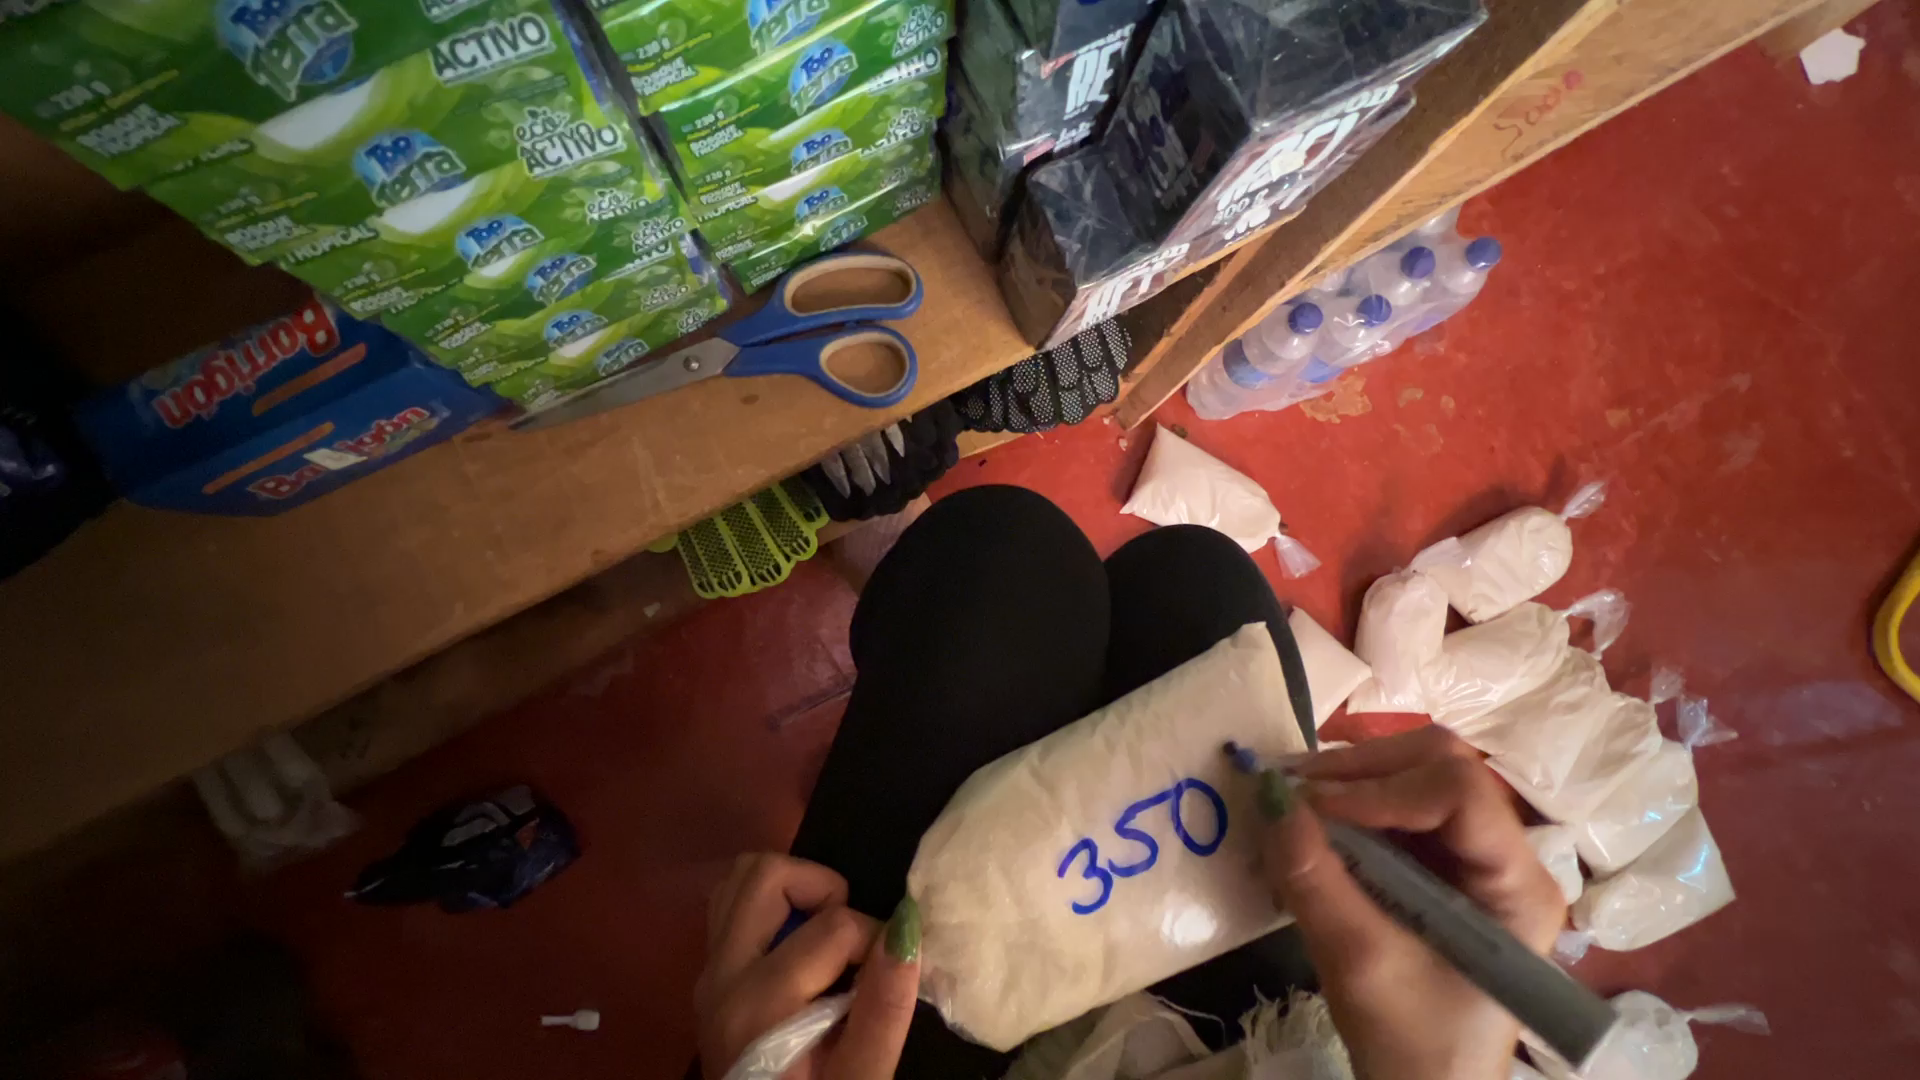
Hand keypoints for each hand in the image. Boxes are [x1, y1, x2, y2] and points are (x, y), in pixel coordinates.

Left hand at [695, 854, 920, 1079]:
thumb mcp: (862, 1078)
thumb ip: (884, 1008)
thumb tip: (907, 927)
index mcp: (758, 1004)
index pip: (834, 925)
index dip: (876, 941)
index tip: (884, 979)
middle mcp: (722, 975)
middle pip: (768, 875)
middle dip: (826, 888)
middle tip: (849, 937)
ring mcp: (710, 969)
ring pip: (743, 877)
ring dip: (795, 887)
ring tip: (825, 933)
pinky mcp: (711, 969)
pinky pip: (733, 900)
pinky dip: (772, 900)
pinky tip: (799, 939)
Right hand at [1258, 727, 1565, 1079]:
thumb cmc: (1412, 1041)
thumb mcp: (1356, 961)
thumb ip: (1313, 877)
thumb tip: (1269, 796)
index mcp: (1513, 882)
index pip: (1457, 790)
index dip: (1381, 787)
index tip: (1313, 809)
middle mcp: (1498, 850)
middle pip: (1436, 761)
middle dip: (1359, 768)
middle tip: (1294, 791)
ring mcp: (1463, 850)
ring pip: (1408, 769)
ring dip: (1344, 777)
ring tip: (1290, 803)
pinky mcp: (1428, 856)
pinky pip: (1385, 797)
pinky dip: (1339, 797)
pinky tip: (1305, 820)